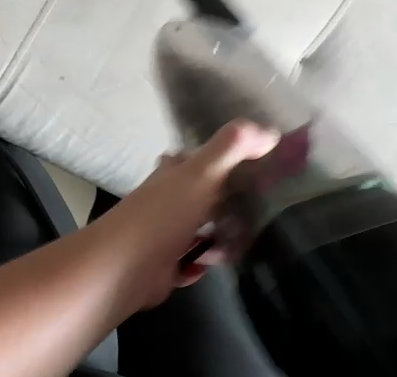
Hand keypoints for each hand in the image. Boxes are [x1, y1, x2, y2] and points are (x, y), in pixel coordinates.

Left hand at [80, 120, 278, 315]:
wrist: (125, 266)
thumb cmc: (164, 214)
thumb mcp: (202, 173)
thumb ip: (232, 148)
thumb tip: (270, 129)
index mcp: (177, 169)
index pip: (209, 158)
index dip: (234, 162)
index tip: (262, 175)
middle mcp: (171, 193)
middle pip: (212, 195)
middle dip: (234, 208)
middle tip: (255, 218)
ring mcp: (169, 227)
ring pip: (208, 228)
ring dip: (223, 239)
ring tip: (230, 247)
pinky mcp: (169, 260)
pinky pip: (198, 257)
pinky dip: (205, 261)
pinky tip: (208, 264)